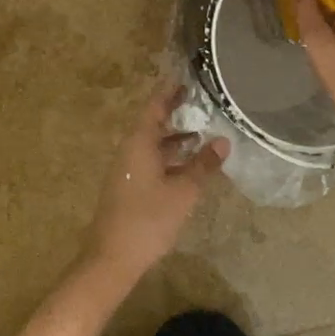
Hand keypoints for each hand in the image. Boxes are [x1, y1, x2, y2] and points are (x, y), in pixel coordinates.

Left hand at [84, 86, 227, 277]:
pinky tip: (188, 166)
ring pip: (153, 143)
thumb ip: (203, 165)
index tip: (186, 76)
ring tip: (202, 133)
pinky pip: (151, 160)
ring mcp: (127, 169)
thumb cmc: (148, 219)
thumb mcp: (183, 192)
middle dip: (176, 112)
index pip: (155, 105)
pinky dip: (170, 156)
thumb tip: (223, 141)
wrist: (111, 259)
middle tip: (201, 101)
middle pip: (154, 122)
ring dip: (176, 137)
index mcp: (139, 142)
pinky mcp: (128, 187)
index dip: (170, 90)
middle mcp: (130, 149)